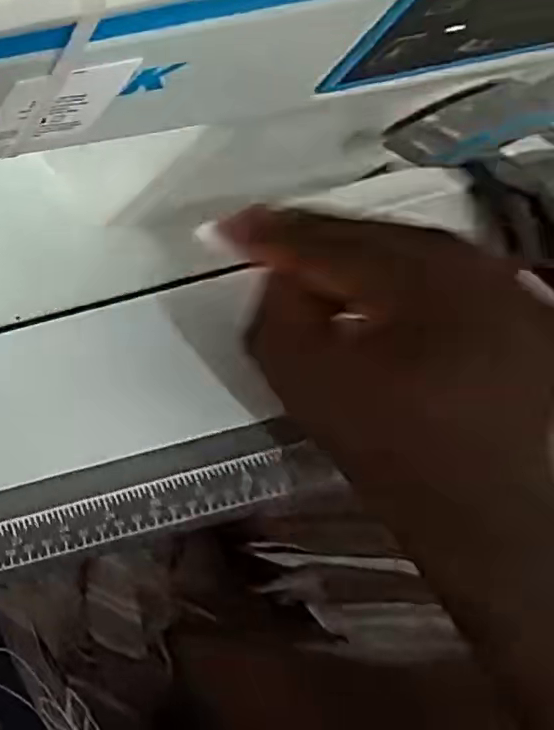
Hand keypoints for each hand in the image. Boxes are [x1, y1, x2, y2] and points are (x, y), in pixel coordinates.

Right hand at [220, 206, 553, 552]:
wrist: (501, 518)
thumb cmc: (390, 444)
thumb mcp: (298, 372)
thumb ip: (275, 309)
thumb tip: (279, 274)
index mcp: (424, 290)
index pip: (325, 244)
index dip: (265, 231)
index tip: (222, 227)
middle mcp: (486, 283)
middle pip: (381, 237)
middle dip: (314, 231)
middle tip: (256, 226)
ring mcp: (524, 304)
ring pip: (423, 252)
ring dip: (357, 244)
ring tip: (306, 245)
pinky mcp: (536, 325)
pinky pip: (454, 273)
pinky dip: (402, 265)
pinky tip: (371, 274)